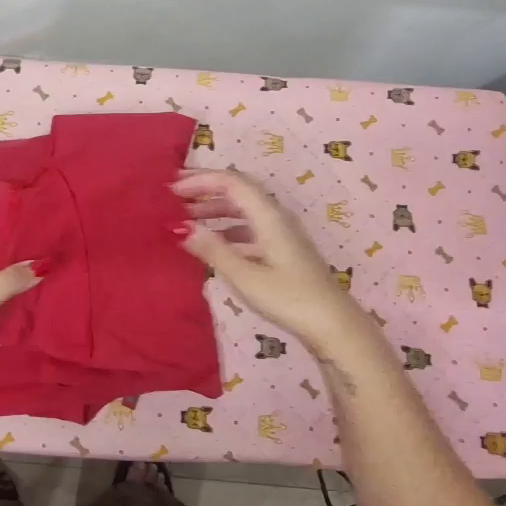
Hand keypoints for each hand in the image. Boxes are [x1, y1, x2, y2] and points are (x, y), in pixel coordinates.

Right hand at [173, 168, 361, 352]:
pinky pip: (249, 226)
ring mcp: (281, 233)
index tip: (172, 188)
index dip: (200, 180)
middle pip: (238, 190)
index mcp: (268, 216)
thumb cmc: (289, 299)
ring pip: (243, 209)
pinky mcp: (282, 249)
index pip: (231, 182)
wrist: (333, 326)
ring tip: (187, 218)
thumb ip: (212, 250)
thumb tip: (179, 227)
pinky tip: (212, 242)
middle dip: (205, 188)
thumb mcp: (245, 276)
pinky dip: (226, 227)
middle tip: (174, 195)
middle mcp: (276, 217)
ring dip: (214, 208)